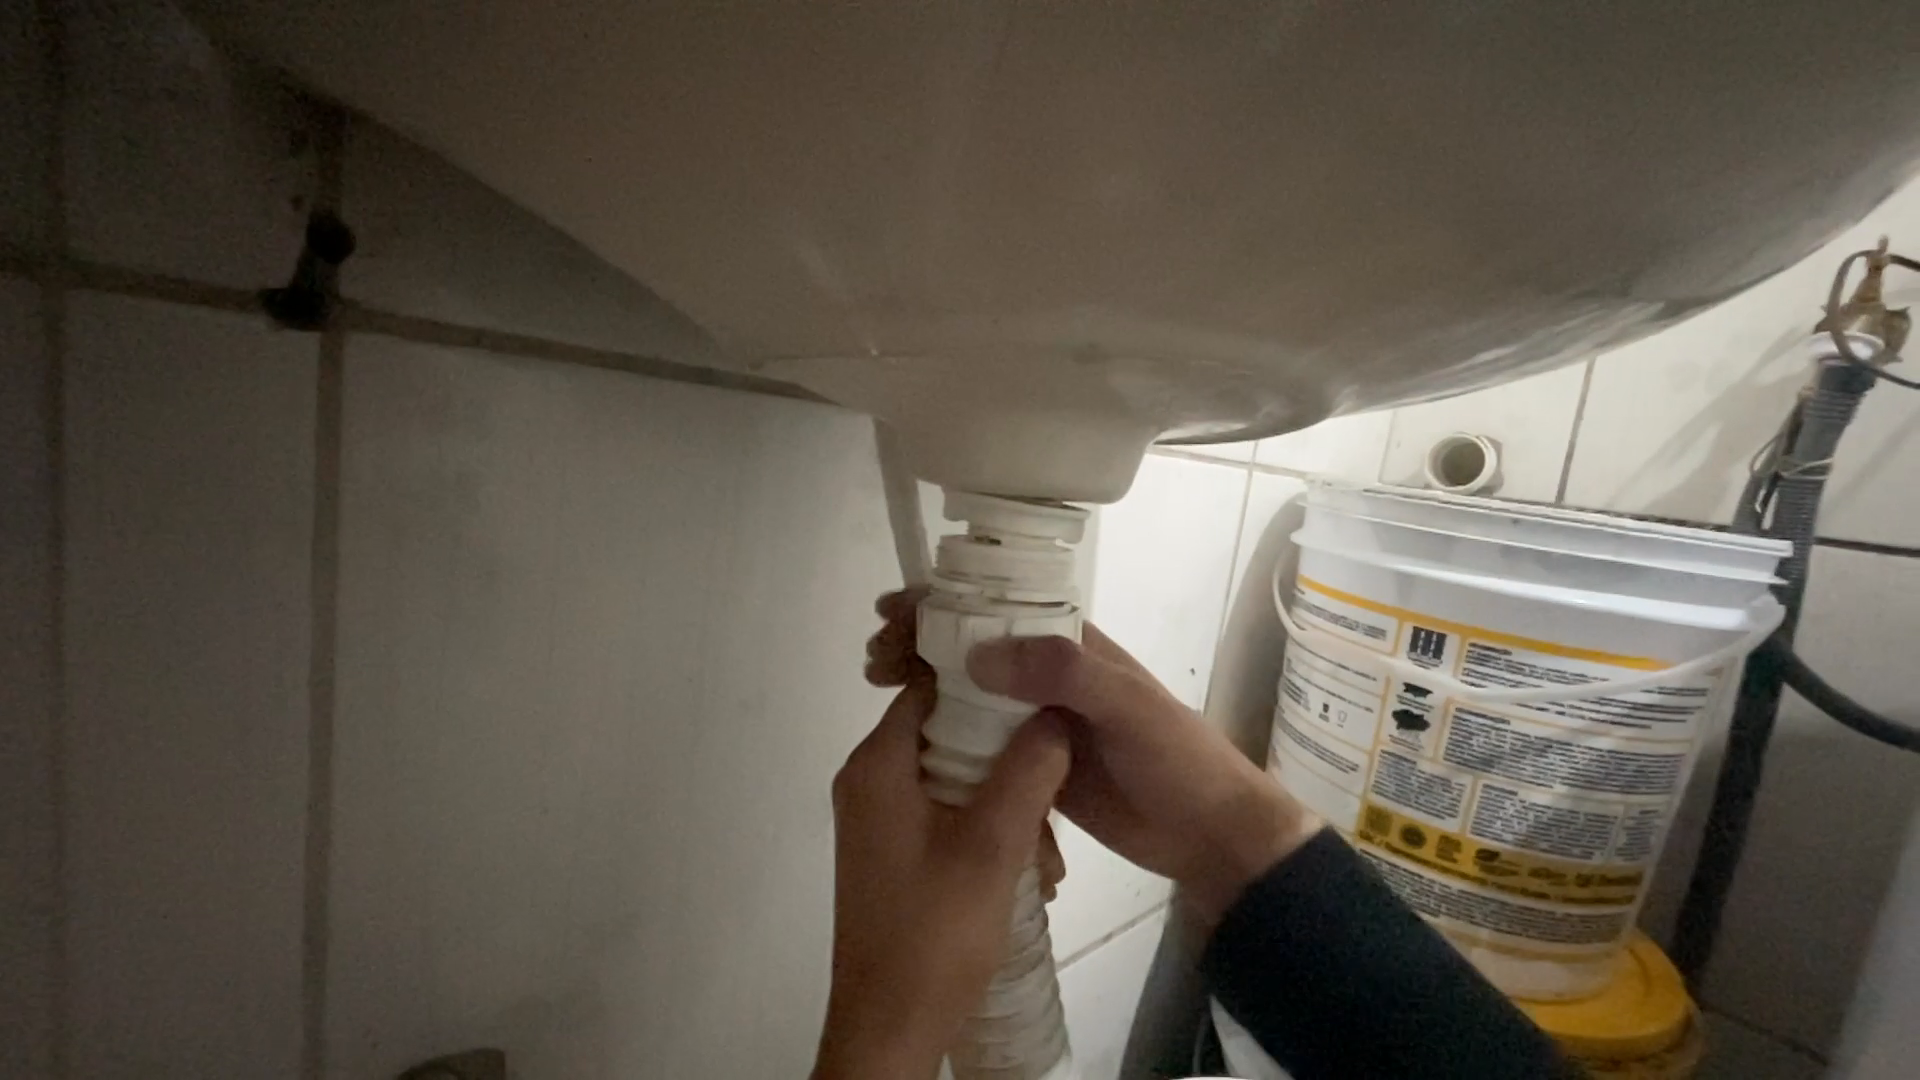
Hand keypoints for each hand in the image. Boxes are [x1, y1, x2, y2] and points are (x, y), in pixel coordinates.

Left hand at [813, 676, 1071, 1079]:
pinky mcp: (892, 849)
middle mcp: (870, 780)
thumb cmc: (936, 930)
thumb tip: (1054, 713)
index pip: (930, 687)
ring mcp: (878, 818)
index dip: (984, 682)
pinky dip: (983, 824)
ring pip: (951, 775)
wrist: (890, 1027)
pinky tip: (1026, 863)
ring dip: (1002, 797)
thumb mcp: (993, 845)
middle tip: (1053, 776)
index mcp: (878, 764)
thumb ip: (1028, 771)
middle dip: (1004, 753)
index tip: (1037, 690)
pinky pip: (943, 810)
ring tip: (1048, 841)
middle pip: (945, 732)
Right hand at [868, 589, 1319, 924]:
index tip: (895, 610)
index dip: (943, 603)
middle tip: (877, 657)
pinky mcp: (1026, 765)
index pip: (995, 609)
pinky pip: (974, 742)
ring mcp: (1031, 721)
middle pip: (969, 647)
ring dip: (920, 683)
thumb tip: (977, 653)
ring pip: (964, 692)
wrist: (1204, 832)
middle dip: (920, 640)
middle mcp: (1043, 675)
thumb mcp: (1127, 704)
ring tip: (879, 685)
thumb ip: (1062, 672)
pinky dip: (938, 734)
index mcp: (1067, 645)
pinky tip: (904, 739)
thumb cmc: (1174, 756)